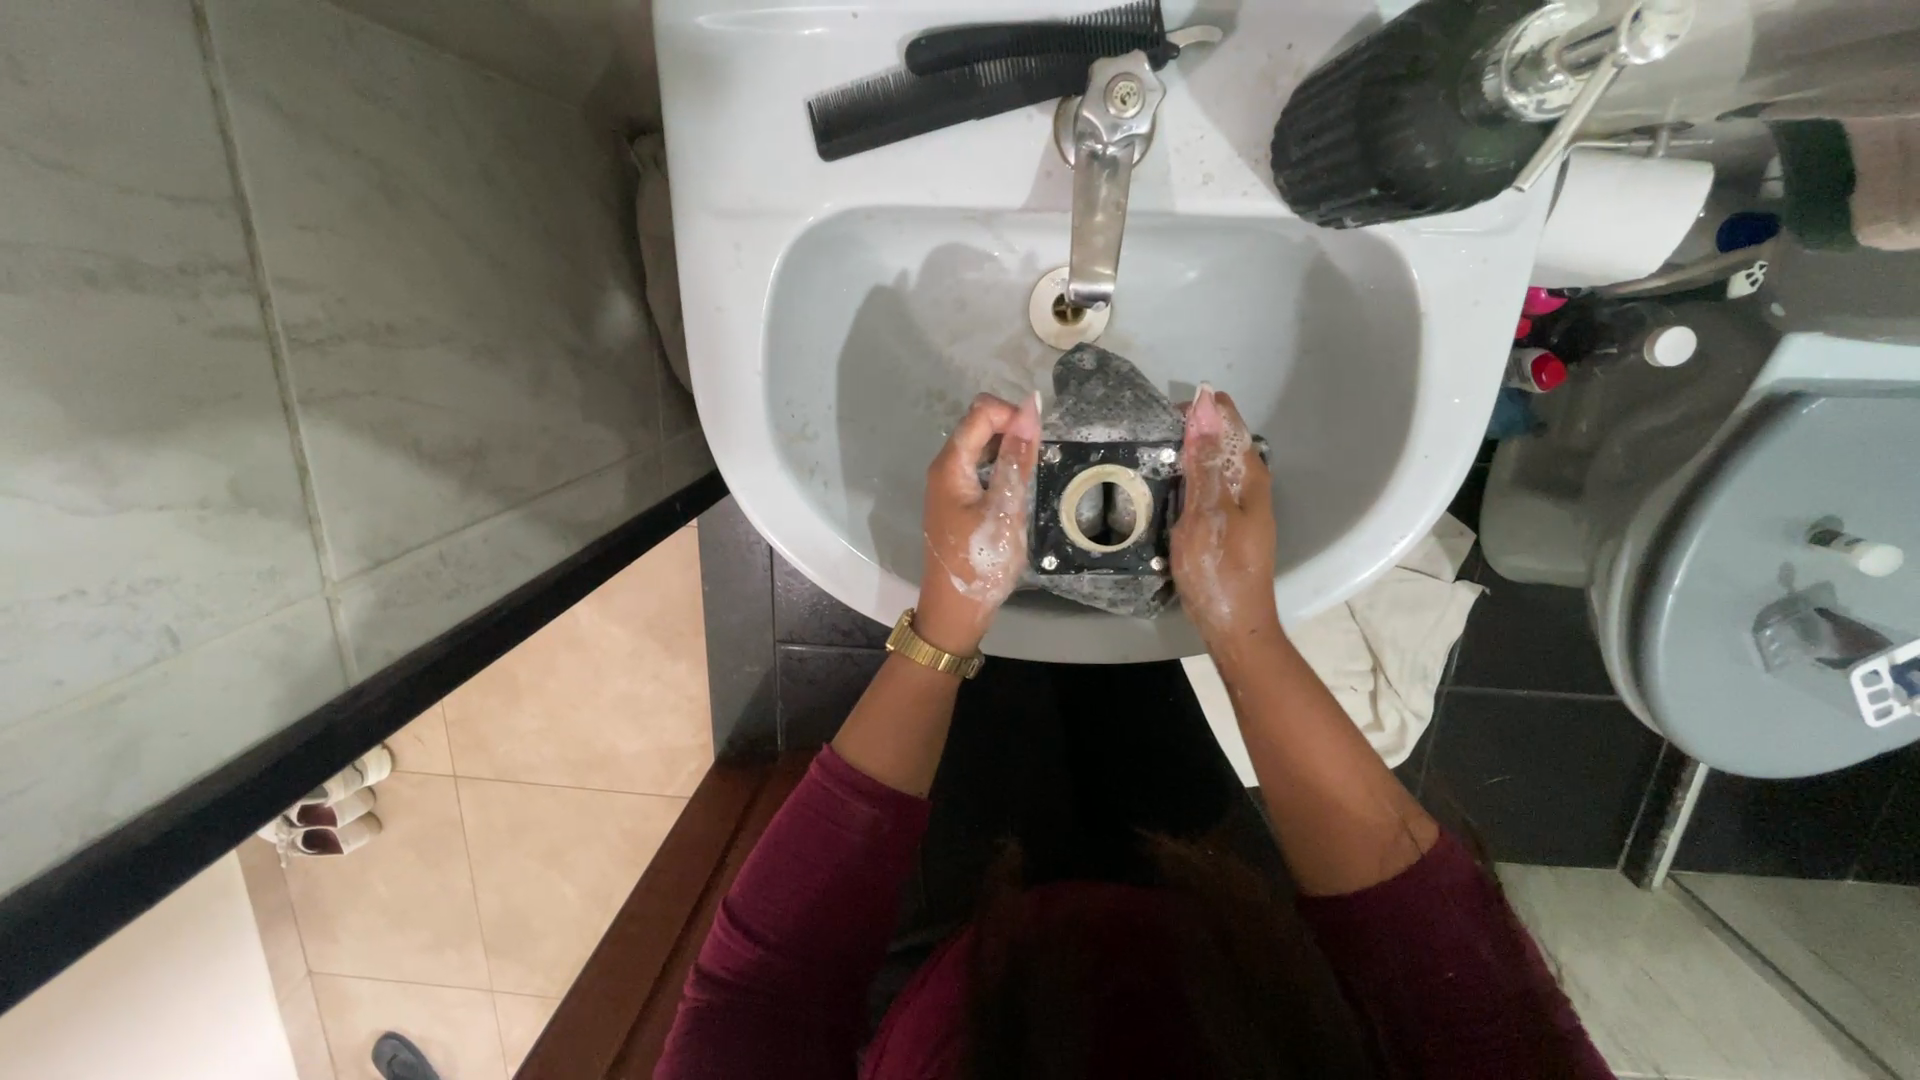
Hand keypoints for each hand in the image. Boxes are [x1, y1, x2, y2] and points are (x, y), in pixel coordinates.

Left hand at [916, 392, 1041, 655]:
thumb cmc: (982, 559)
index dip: (1014, 414)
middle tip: (1039, 457)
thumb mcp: (1005, 508)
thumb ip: (1017, 459)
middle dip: (1012, 428)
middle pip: (978, 424)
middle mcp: (944, 467)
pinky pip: (980, 468)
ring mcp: (948, 485)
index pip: (982, 412)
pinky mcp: (956, 500)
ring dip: (1008, 448)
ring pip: (980, 446)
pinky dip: (1000, 467)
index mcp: (950, 464)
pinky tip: (1017, 486)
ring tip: (1033, 472)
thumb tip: (1030, 409)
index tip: (1041, 438)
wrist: (955, 609)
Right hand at [1171, 385, 1280, 655]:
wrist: (1235, 624)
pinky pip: (1206, 488)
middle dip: (1191, 429)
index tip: (1163, 412)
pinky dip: (1186, 480)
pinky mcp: (1225, 525)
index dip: (1201, 410)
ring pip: (1213, 466)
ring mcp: (1239, 507)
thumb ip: (1204, 463)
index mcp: (1250, 477)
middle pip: (1222, 443)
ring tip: (1150, 452)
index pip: (1229, 423)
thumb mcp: (1206, 513)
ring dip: (1187, 455)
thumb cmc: (1219, 569)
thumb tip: (1203, 409)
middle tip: (1149, 431)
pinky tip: (1164, 488)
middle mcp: (1249, 486)